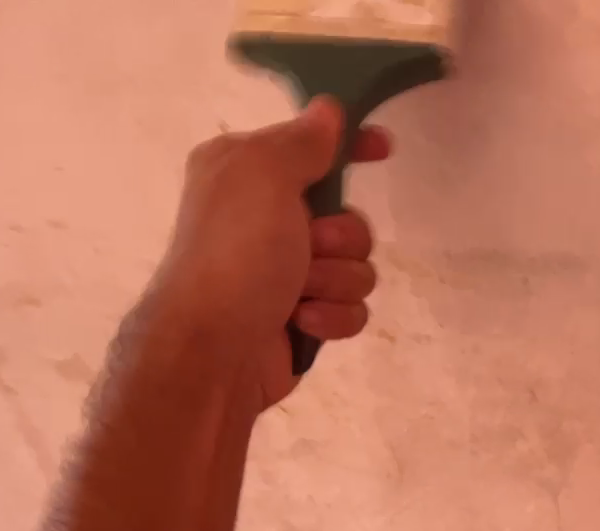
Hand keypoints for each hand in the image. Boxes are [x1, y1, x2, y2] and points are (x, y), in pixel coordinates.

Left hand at [146, 97, 391, 407]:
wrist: (217, 349)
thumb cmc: (235, 254)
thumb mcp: (262, 176)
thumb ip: (301, 142)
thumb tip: (329, 112)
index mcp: (249, 177)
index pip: (313, 148)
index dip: (351, 146)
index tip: (383, 146)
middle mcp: (270, 222)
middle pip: (350, 220)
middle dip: (343, 239)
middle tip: (311, 247)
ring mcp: (290, 275)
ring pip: (358, 269)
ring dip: (337, 282)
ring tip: (301, 295)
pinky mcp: (308, 318)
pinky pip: (352, 309)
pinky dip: (333, 317)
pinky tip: (304, 323)